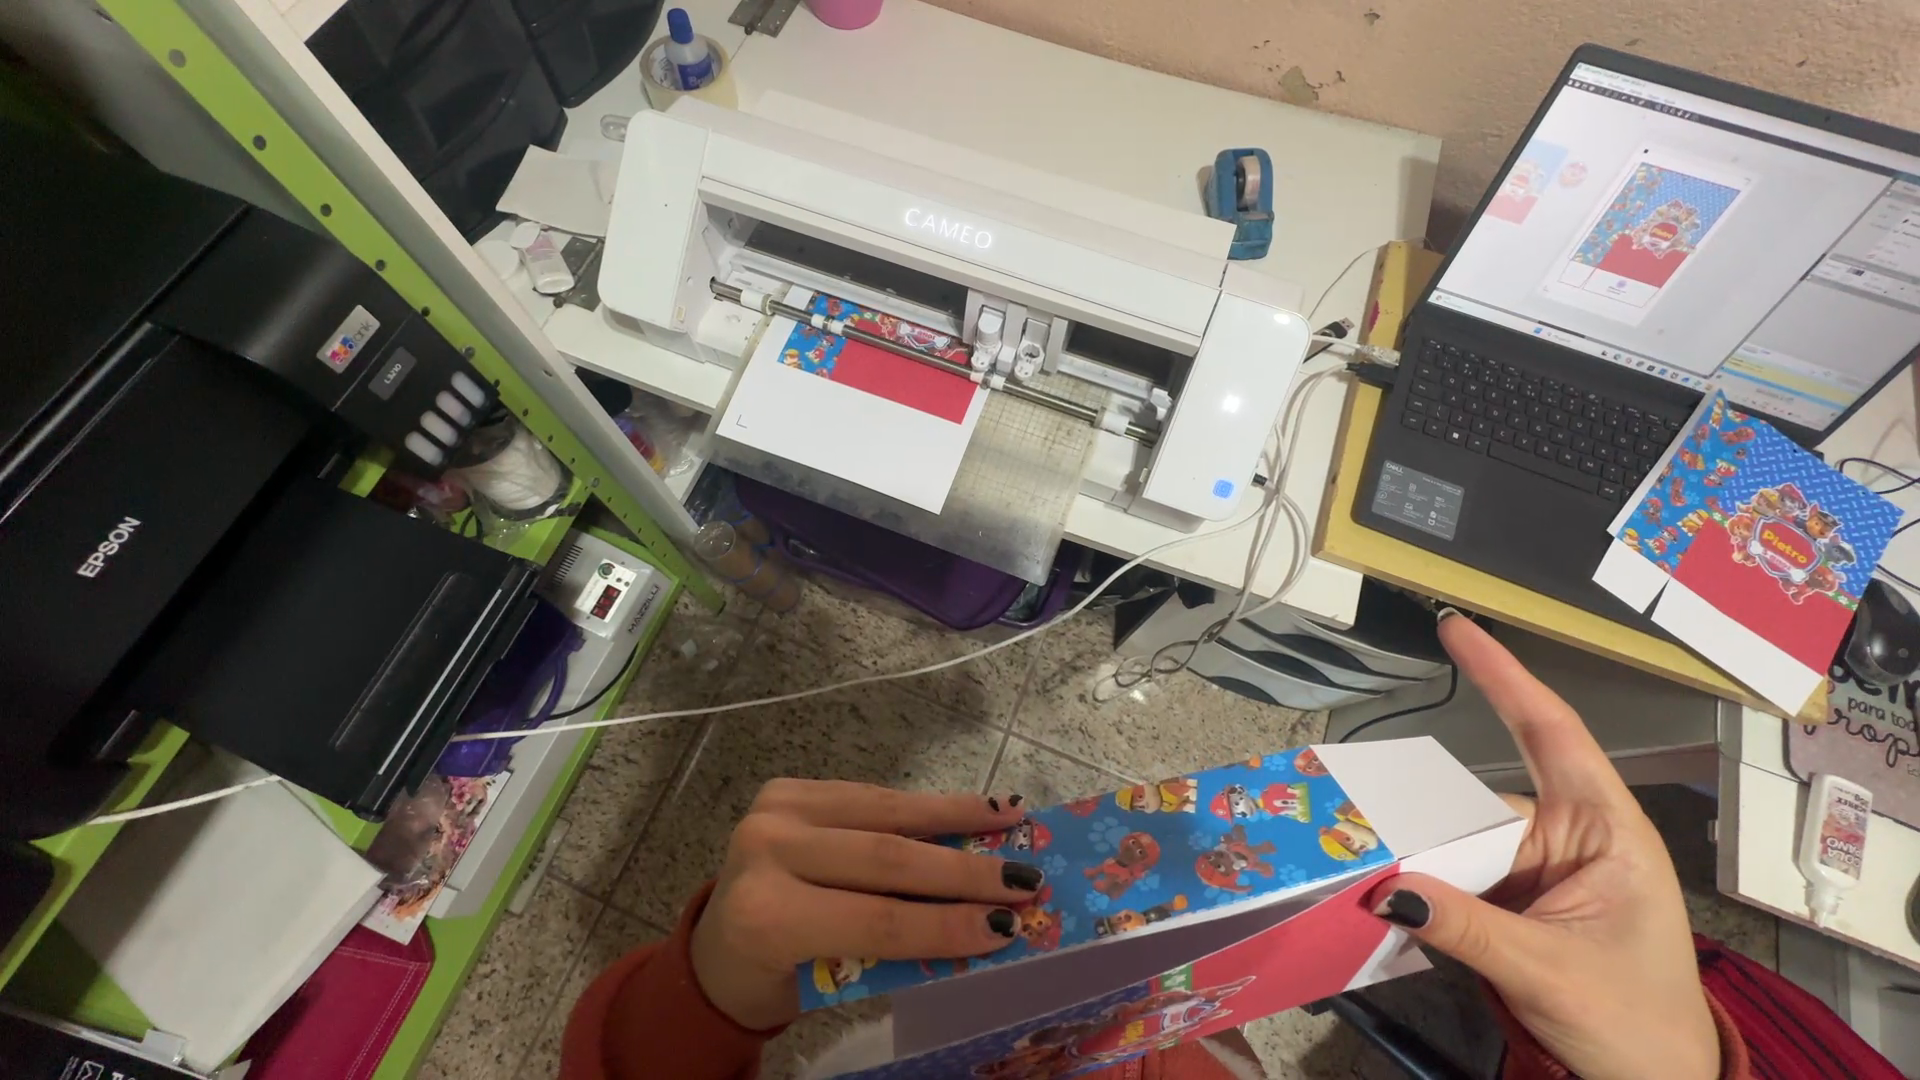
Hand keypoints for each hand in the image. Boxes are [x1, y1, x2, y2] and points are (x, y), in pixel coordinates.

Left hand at [688, 779, 1044, 1029]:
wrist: (716, 944)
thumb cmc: (776, 977)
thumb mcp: (830, 978)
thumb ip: (894, 949)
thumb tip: (983, 927)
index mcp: (767, 913)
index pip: (875, 917)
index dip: (945, 921)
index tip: (1007, 927)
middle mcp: (767, 847)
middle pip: (885, 856)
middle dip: (964, 869)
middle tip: (1024, 877)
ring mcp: (777, 808)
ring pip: (884, 811)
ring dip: (954, 815)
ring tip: (1009, 816)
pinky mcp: (788, 787)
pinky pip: (870, 796)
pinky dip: (920, 805)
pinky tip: (965, 806)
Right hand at [1365, 613, 1718, 1079]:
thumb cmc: (1637, 1025)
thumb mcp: (1554, 976)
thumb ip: (1469, 929)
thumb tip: (1385, 886)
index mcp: (1602, 831)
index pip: (1551, 733)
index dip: (1504, 676)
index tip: (1455, 628)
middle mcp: (1559, 834)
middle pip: (1470, 797)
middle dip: (1413, 809)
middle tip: (1347, 809)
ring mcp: (1525, 864)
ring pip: (1446, 833)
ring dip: (1405, 848)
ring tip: (1350, 855)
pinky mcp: (1497, 892)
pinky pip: (1442, 868)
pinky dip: (1409, 875)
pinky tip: (1374, 885)